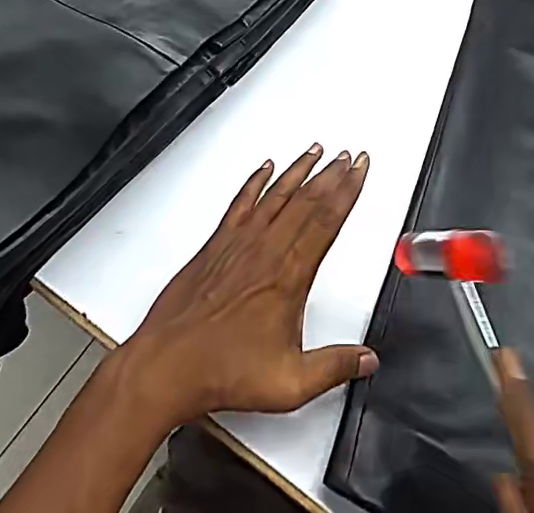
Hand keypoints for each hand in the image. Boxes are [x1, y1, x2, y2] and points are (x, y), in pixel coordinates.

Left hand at [109, 145, 376, 427]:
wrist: (167, 365)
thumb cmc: (221, 370)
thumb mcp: (289, 382)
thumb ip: (334, 367)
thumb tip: (366, 359)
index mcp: (288, 276)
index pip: (326, 221)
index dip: (348, 191)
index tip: (360, 171)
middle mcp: (266, 251)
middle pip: (307, 200)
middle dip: (333, 174)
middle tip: (349, 156)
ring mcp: (239, 243)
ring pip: (277, 195)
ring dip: (300, 170)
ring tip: (317, 151)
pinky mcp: (216, 244)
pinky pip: (241, 202)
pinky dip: (255, 182)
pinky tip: (265, 168)